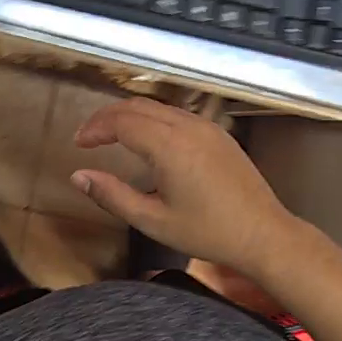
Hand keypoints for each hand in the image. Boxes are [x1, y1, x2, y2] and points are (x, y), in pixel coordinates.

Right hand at [72, 97, 303, 277]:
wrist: (263, 234)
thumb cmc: (208, 233)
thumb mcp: (153, 221)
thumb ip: (112, 195)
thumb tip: (78, 177)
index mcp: (169, 146)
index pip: (121, 122)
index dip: (95, 128)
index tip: (79, 143)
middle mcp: (188, 127)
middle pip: (138, 106)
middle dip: (108, 117)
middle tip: (89, 136)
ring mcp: (207, 128)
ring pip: (159, 108)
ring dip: (131, 116)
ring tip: (112, 137)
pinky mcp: (220, 135)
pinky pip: (179, 116)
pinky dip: (154, 121)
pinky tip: (148, 142)